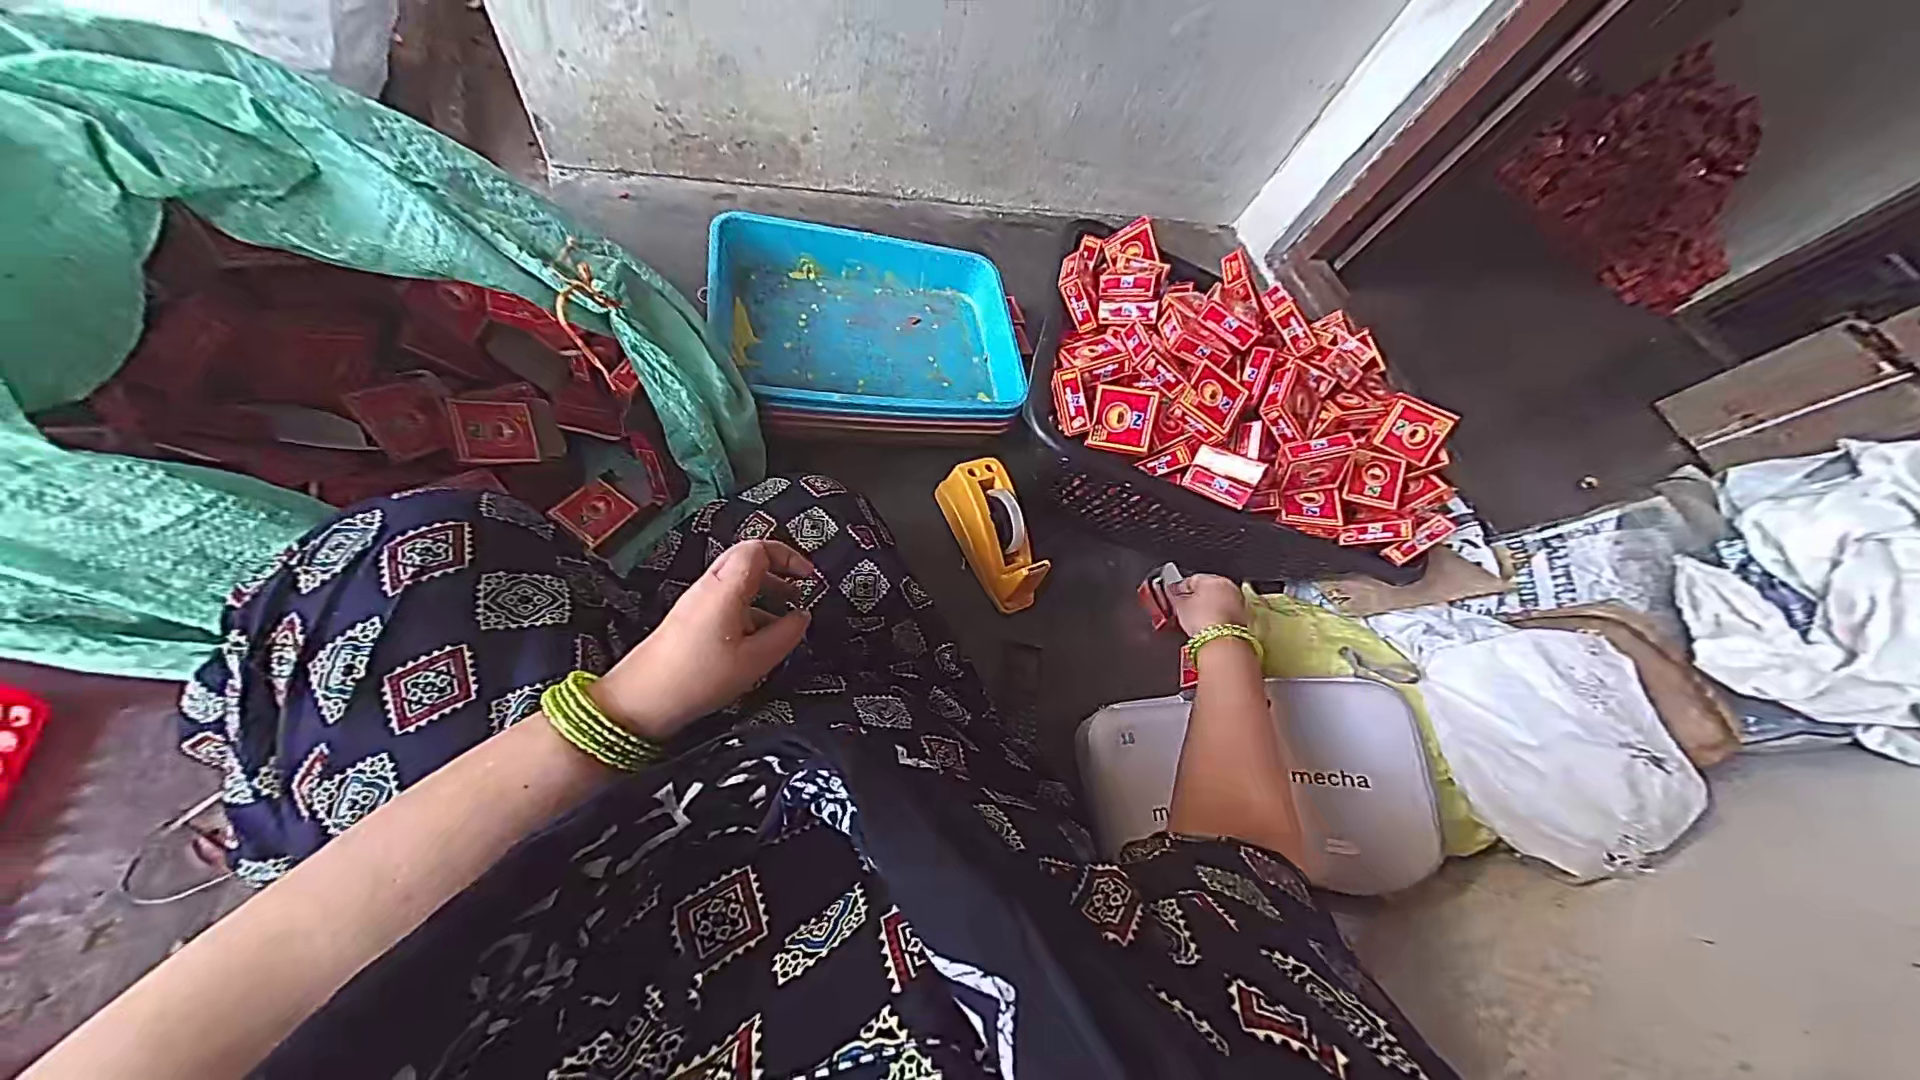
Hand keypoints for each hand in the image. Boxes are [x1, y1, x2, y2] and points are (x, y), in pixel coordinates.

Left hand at [592, 540, 813, 739]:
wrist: (641, 701)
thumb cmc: (695, 679)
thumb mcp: (756, 659)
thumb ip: (787, 634)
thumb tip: (802, 618)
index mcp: (726, 588)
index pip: (759, 548)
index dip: (789, 556)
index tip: (807, 574)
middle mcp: (709, 588)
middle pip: (748, 558)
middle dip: (779, 569)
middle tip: (799, 587)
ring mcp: (698, 602)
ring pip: (738, 580)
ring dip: (766, 590)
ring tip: (785, 614)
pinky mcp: (691, 619)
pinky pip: (727, 600)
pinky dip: (750, 608)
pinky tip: (760, 636)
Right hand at [1167, 573, 1248, 635]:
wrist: (1222, 642)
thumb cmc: (1203, 621)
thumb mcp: (1180, 607)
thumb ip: (1174, 595)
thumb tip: (1172, 592)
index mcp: (1212, 578)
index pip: (1192, 578)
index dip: (1180, 587)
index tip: (1173, 595)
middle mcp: (1228, 586)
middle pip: (1207, 588)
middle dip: (1195, 596)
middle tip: (1183, 607)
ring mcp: (1238, 600)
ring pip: (1218, 599)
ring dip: (1207, 605)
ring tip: (1195, 618)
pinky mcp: (1243, 615)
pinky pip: (1225, 610)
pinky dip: (1217, 614)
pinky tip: (1208, 623)